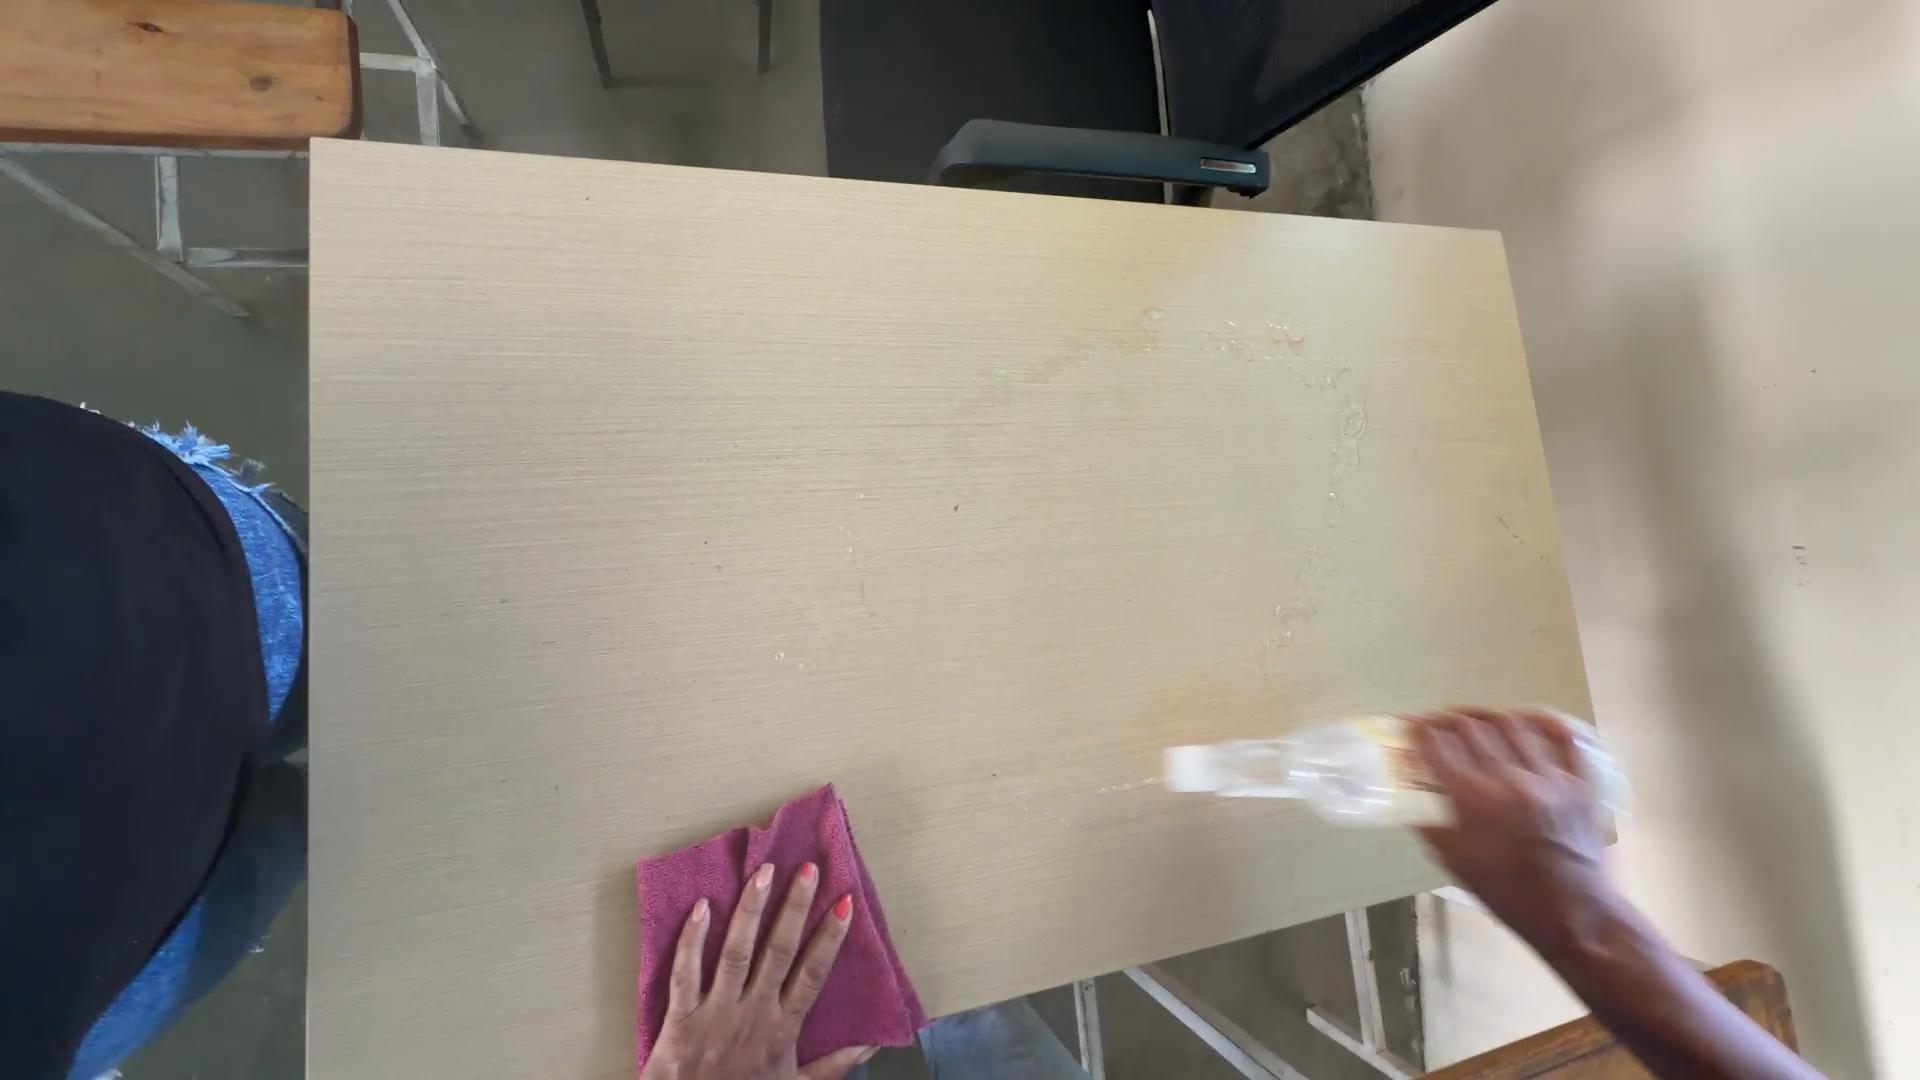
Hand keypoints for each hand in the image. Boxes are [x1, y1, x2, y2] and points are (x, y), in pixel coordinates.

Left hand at [639, 862, 875, 1079]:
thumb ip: (834, 1064)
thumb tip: (873, 1043)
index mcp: (782, 1027)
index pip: (812, 974)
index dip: (829, 938)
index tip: (844, 902)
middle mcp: (753, 1013)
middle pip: (778, 952)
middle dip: (795, 908)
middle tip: (808, 869)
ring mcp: (716, 1013)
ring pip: (737, 952)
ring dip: (751, 910)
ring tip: (764, 872)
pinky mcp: (680, 1019)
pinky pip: (686, 974)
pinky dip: (691, 940)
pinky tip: (702, 906)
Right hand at [1411, 707, 1616, 956]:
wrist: (1575, 915)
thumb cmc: (1506, 892)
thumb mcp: (1452, 859)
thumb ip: (1427, 820)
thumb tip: (1410, 792)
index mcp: (1472, 798)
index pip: (1435, 745)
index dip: (1416, 729)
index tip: (1408, 726)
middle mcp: (1507, 780)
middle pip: (1468, 727)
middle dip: (1444, 719)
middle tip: (1435, 723)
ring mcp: (1548, 780)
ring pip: (1510, 725)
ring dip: (1484, 716)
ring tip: (1473, 719)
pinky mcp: (1580, 785)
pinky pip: (1565, 740)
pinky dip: (1543, 722)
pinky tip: (1526, 718)